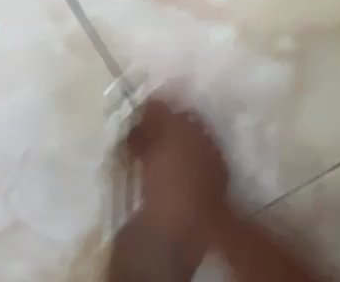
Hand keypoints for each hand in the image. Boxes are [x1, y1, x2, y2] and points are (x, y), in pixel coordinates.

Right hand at [122, 95, 233, 248]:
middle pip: (178, 139)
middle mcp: (206, 171)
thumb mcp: (172, 135)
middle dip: (156, 127)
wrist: (165, 237)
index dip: (171, 109)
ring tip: (126, 136)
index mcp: (213, 152)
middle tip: (133, 117)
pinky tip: (126, 158)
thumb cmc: (175, 179)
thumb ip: (164, 114)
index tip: (147, 102)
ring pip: (164, 158)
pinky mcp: (165, 209)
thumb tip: (153, 101)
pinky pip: (151, 176)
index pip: (193, 120)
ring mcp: (186, 192)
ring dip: (146, 145)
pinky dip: (140, 165)